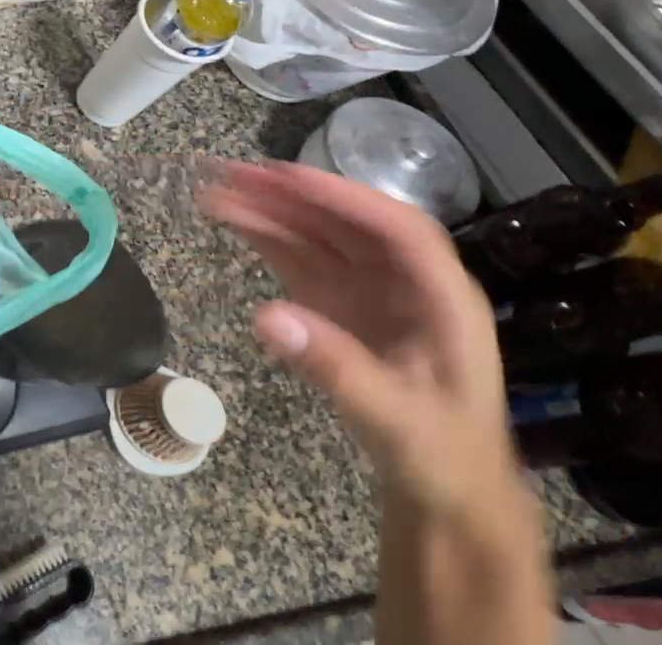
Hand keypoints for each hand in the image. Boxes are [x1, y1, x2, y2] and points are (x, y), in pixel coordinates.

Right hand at [198, 160, 520, 510]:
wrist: (445, 487)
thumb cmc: (439, 453)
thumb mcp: (395, 418)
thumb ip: (334, 366)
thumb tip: (265, 316)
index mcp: (441, 299)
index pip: (396, 230)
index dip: (341, 199)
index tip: (285, 178)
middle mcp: (404, 284)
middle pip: (347, 225)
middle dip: (291, 197)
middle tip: (230, 175)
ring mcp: (368, 293)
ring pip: (318, 238)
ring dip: (269, 212)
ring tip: (215, 192)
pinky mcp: (337, 307)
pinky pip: (299, 262)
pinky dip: (265, 240)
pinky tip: (233, 223)